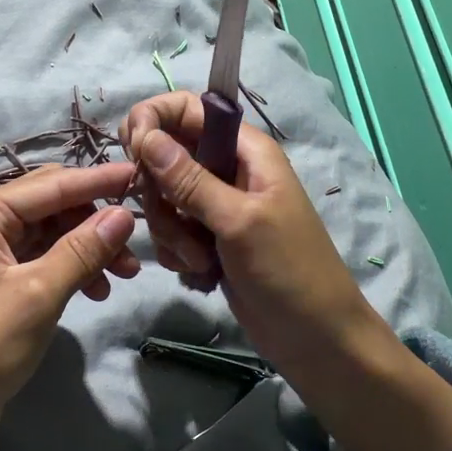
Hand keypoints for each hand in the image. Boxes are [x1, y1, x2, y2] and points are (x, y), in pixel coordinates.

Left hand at [0, 163, 139, 450]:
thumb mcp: (38, 296)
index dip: (97, 180)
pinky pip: (37, 256)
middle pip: (49, 203)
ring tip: (122, 278)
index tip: (139, 173)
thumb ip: (82, 250)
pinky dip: (67, 267)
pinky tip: (94, 290)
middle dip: (93, 219)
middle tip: (135, 243)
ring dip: (85, 247)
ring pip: (48, 231)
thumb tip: (124, 215)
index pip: (51, 185)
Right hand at [123, 92, 451, 450]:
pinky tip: (199, 273)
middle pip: (165, 154)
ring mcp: (215, 205)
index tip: (134, 152)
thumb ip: (190, 179)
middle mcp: (227, 169)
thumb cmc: (288, 271)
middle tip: (179, 225)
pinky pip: (169, 229)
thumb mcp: (238, 222)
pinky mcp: (207, 238)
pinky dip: (176, 251)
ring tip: (200, 260)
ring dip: (170, 230)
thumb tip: (147, 136)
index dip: (154, 120)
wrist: (316, 341)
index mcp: (245, 150)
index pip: (186, 108)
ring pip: (162, 196)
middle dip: (161, 193)